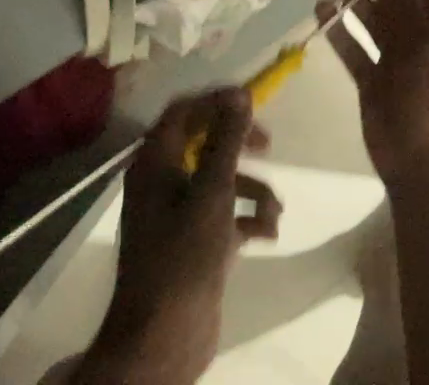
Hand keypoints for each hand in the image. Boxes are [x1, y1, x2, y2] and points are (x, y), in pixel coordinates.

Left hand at [77, 88, 279, 384]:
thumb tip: (239, 93)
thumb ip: (227, 140)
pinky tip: (267, 233)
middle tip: (268, 146)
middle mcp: (161, 181)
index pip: (183, 111)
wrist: (164, 335)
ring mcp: (177, 213)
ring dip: (252, 189)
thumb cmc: (184, 255)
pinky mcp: (193, 241)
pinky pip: (224, 213)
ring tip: (274, 213)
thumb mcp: (211, 191)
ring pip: (219, 181)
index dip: (216, 101)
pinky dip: (247, 217)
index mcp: (154, 162)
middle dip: (239, 145)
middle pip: (204, 143)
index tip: (252, 103)